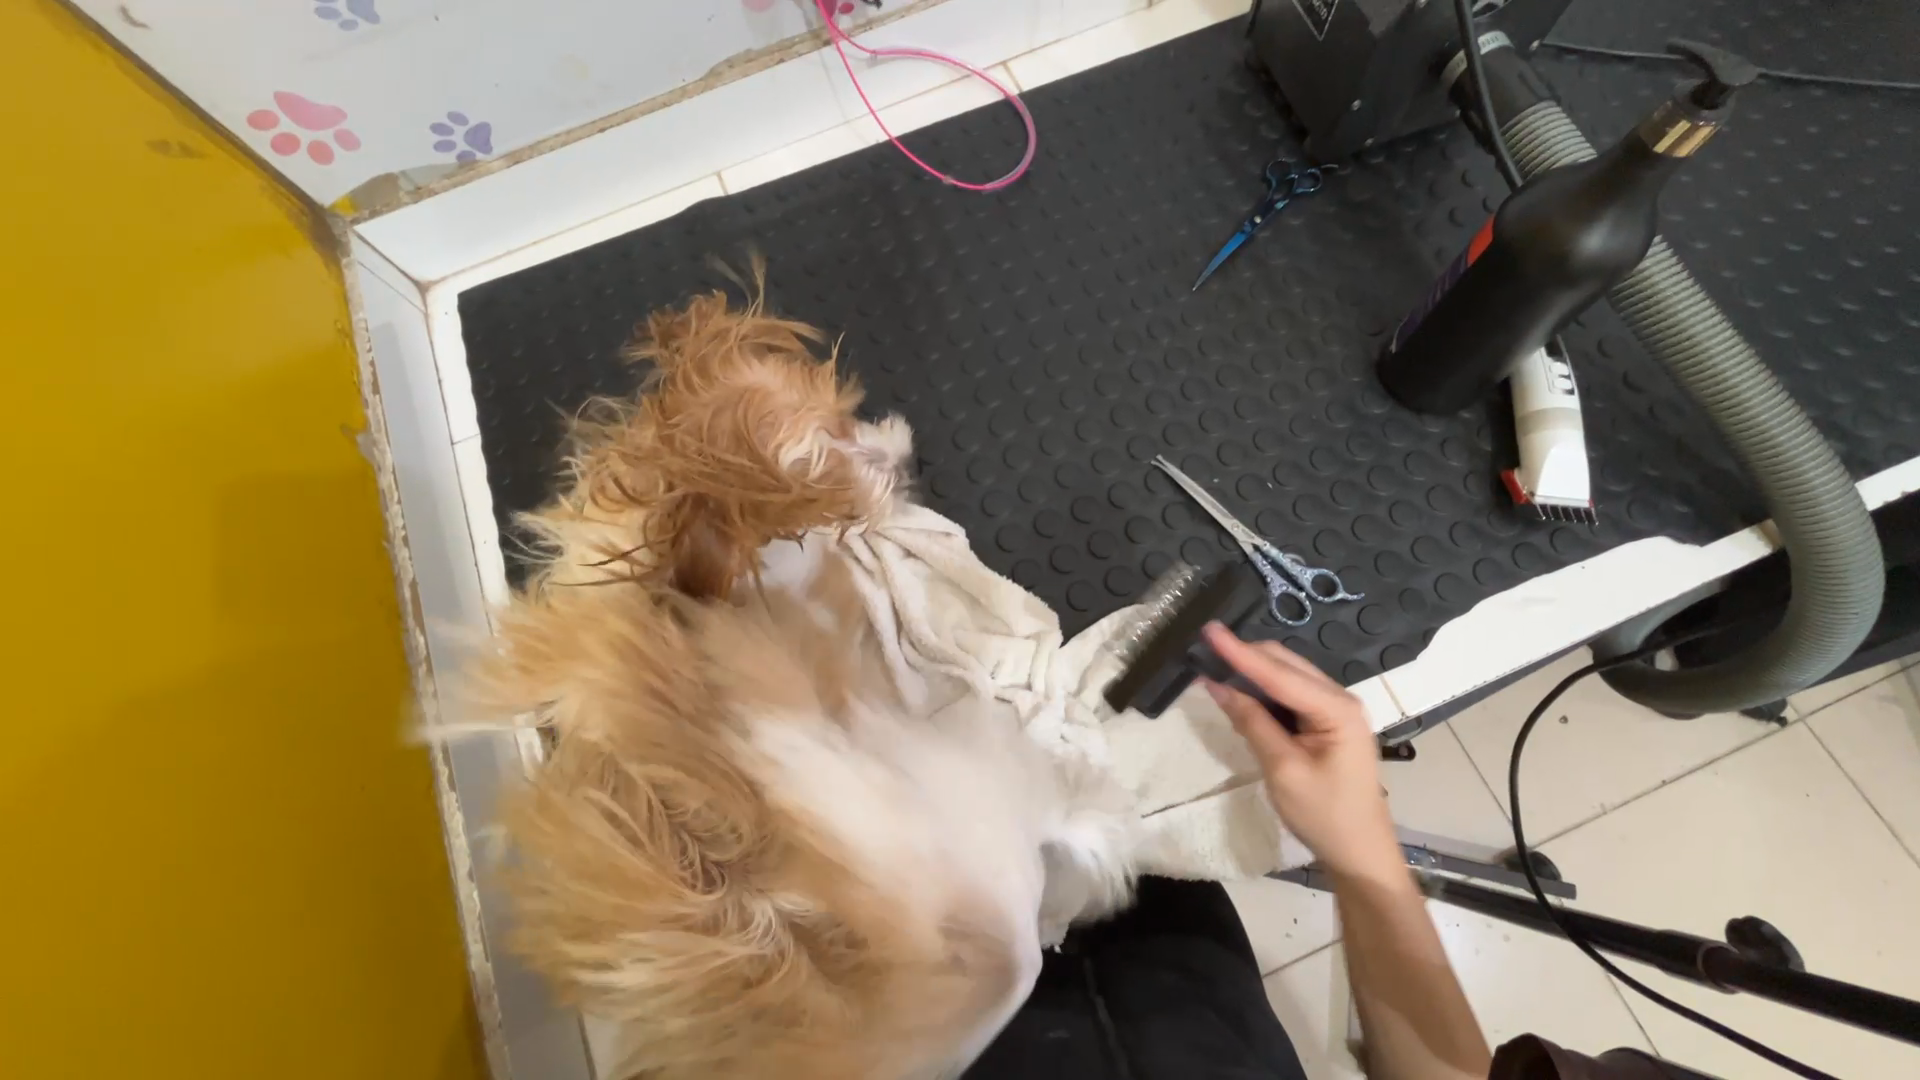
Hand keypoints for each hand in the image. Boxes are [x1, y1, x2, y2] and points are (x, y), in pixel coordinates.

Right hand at [1201, 623, 1401, 880]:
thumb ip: (1252, 722)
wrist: (1360, 853)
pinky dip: (1261, 689)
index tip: (1209, 628)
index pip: (1278, 673)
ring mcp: (1334, 709)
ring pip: (1285, 675)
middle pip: (1284, 664)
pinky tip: (1238, 692)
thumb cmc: (1324, 814)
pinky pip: (1288, 693)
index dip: (1240, 652)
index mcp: (1336, 709)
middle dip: (1244, 655)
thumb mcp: (1282, 769)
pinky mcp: (1325, 721)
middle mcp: (1339, 699)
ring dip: (1250, 670)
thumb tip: (1217, 685)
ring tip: (1213, 667)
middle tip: (1203, 650)